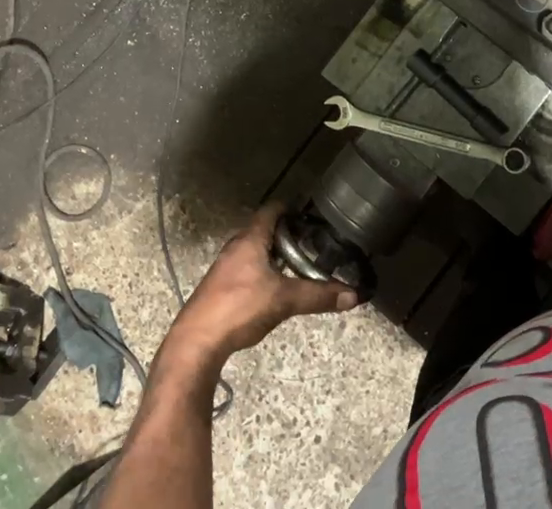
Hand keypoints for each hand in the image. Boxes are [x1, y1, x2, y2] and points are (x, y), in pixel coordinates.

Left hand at [164, 204, 360, 360]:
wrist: (196, 343)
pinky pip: (247, 269)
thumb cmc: (239, 308)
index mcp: (250, 240)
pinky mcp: (220, 288)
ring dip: (275, 255)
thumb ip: (319, 295)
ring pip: (255, 251)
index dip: (293, 207)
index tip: (313, 213)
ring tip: (300, 265)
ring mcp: (225, 268)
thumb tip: (354, 295)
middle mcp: (235, 248)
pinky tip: (276, 288)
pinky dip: (264, 271)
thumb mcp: (284, 300)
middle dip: (288, 234)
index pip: (272, 210)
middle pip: (264, 230)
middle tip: (314, 241)